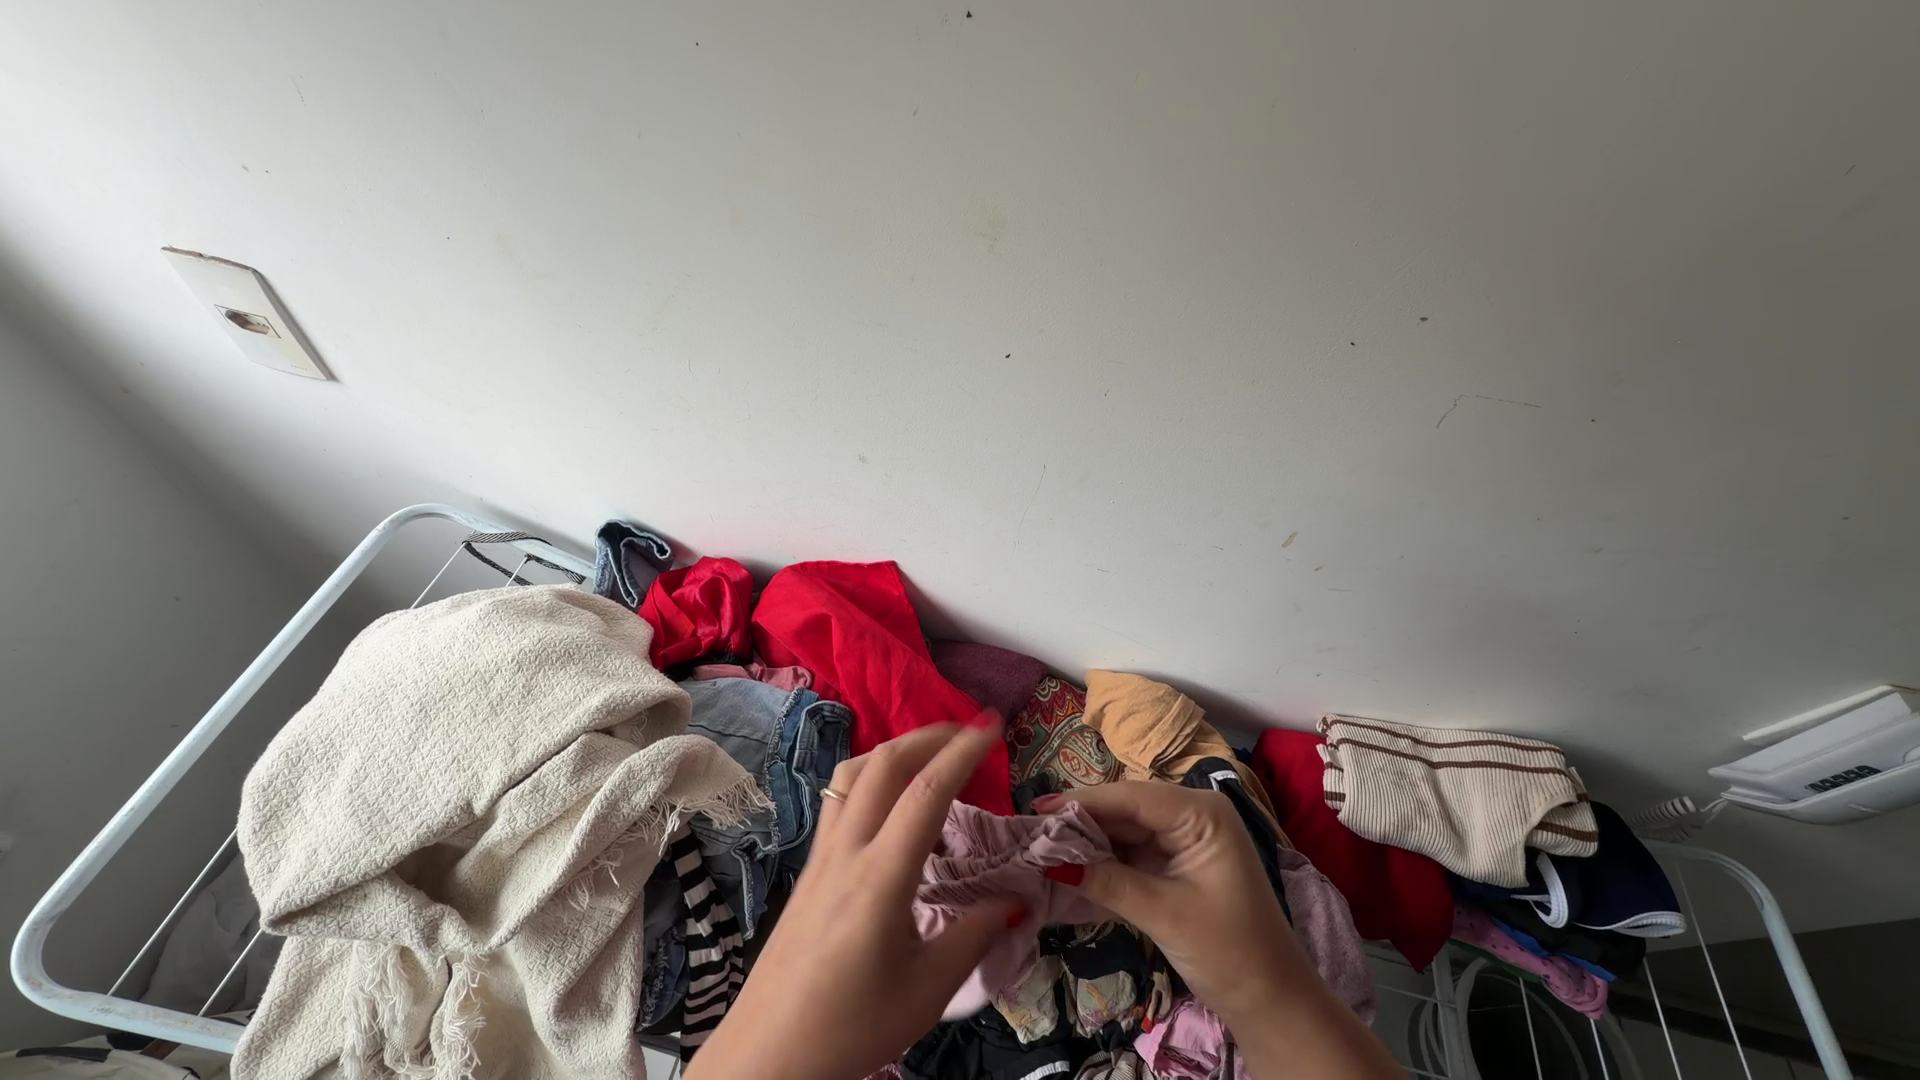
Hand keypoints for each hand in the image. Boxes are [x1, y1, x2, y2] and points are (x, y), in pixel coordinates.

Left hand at [683, 717, 1019, 1079]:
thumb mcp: (928, 989)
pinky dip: (874, 777)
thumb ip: (975, 934)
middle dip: (929, 734)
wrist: (768, 1055)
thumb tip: (1015, 898)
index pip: (926, 791)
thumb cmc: (852, 1025)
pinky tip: (893, 803)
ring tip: (931, 755)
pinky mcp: (809, 868)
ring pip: (853, 774)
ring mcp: (821, 856)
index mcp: (881, 877)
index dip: (963, 751)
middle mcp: (846, 851)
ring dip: (896, 749)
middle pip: (883, 763)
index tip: (993, 724)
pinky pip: (840, 799)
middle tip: (970, 731)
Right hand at [1036, 782, 1400, 1079]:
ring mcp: (1183, 838)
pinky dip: (1102, 860)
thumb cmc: (1230, 952)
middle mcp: (1192, 814)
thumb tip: (1051, 862)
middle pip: (1123, 809)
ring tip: (1039, 847)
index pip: (1131, 796)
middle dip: (1079, 821)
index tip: (1037, 807)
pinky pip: (1130, 851)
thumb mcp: (1164, 914)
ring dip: (1086, 841)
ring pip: (1122, 829)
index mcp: (1202, 812)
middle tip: (1030, 831)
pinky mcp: (1174, 862)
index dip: (1082, 800)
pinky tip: (1068, 865)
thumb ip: (1108, 881)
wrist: (1271, 1001)